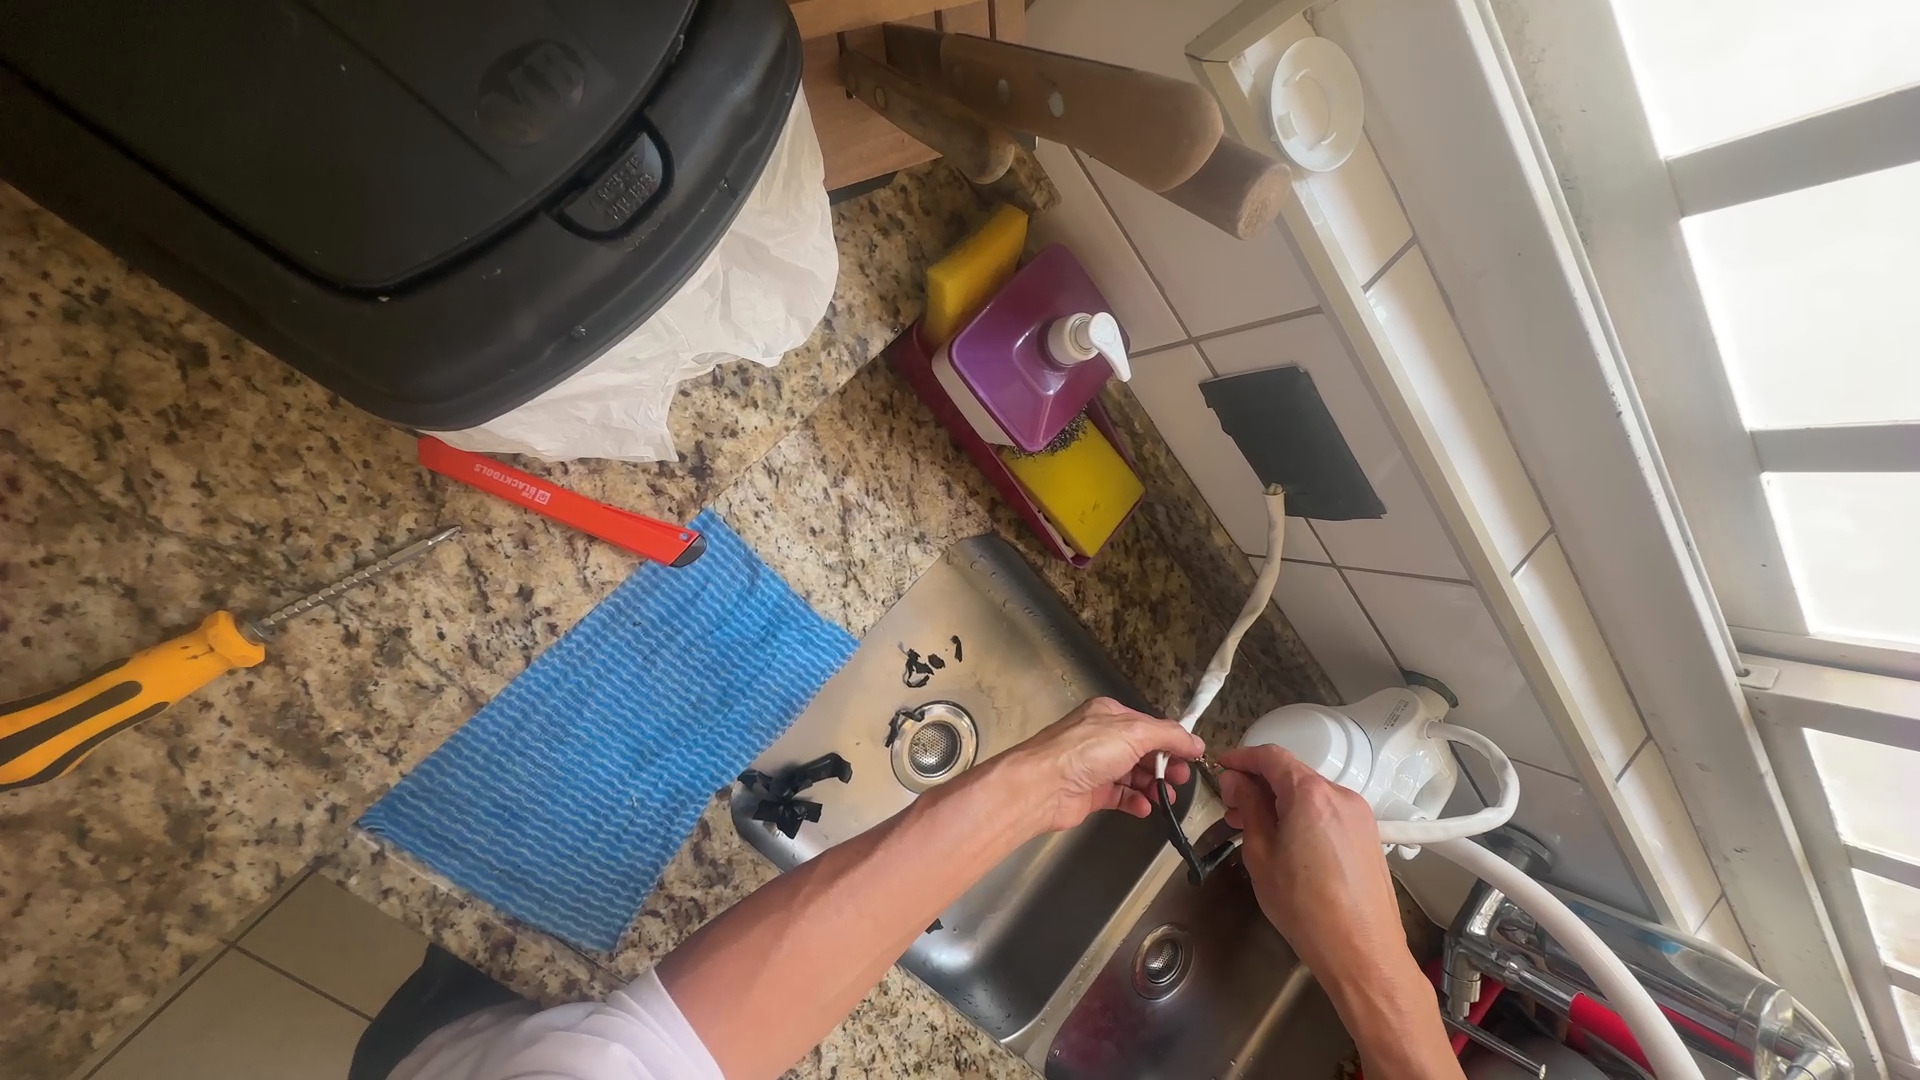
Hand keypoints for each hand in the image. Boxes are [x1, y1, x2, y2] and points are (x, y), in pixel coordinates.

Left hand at [995, 697, 1204, 834]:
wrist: (1043, 786)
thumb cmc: (1086, 752)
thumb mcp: (1134, 733)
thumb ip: (1168, 735)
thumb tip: (1196, 742)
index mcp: (1109, 714)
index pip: (1148, 725)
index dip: (1171, 740)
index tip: (1192, 757)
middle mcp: (1101, 737)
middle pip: (1142, 751)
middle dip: (1165, 765)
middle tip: (1182, 779)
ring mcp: (1095, 766)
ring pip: (1133, 775)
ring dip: (1153, 786)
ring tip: (1168, 797)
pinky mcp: (1090, 793)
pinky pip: (1120, 796)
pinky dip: (1135, 801)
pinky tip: (1145, 808)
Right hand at [1215, 743, 1407, 981]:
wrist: (1363, 954)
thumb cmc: (1306, 908)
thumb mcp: (1260, 853)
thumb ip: (1248, 807)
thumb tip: (1236, 781)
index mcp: (1310, 794)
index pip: (1270, 756)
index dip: (1241, 758)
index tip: (1222, 768)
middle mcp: (1340, 796)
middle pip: (1291, 772)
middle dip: (1258, 783)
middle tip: (1232, 805)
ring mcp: (1359, 815)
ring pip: (1309, 792)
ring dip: (1279, 800)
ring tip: (1254, 826)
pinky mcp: (1368, 836)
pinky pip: (1327, 810)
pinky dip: (1301, 813)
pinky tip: (1285, 838)